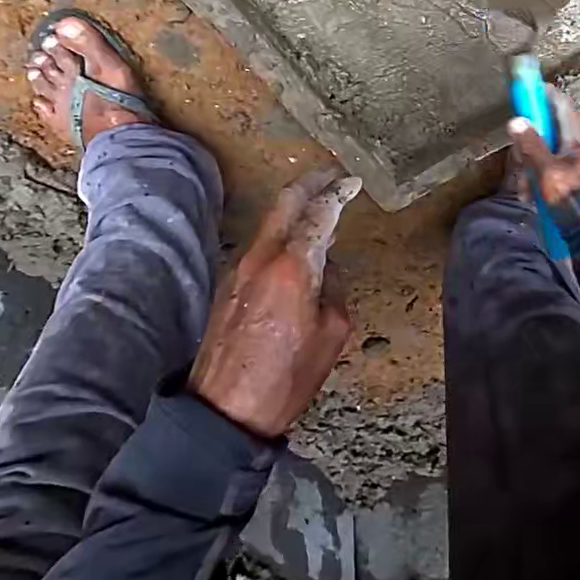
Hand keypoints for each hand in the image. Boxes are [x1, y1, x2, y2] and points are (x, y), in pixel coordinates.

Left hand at [187, 170, 362, 438]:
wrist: (227, 403)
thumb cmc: (287, 376)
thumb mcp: (331, 335)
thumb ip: (333, 289)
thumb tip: (326, 266)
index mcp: (292, 267)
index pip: (318, 214)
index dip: (338, 193)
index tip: (352, 181)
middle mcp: (261, 256)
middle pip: (285, 202)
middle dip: (309, 183)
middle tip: (330, 176)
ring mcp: (239, 265)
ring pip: (269, 222)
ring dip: (293, 208)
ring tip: (318, 208)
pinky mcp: (229, 280)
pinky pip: (259, 245)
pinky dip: (280, 234)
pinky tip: (295, 246)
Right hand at [505, 93, 579, 207]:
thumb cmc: (575, 198)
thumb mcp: (547, 171)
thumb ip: (531, 145)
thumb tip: (516, 120)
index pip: (562, 106)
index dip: (545, 93)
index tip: (529, 86)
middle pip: (547, 131)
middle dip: (528, 145)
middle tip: (519, 160)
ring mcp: (577, 162)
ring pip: (544, 152)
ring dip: (530, 168)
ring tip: (526, 189)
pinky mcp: (573, 177)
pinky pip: (548, 169)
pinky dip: (537, 178)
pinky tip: (532, 195)